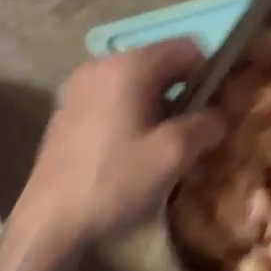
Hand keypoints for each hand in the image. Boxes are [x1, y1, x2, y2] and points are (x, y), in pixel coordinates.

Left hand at [15, 38, 226, 246]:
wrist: (49, 222)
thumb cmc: (114, 182)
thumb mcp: (173, 155)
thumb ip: (207, 125)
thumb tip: (222, 115)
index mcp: (127, 66)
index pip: (186, 47)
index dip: (211, 71)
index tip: (221, 105)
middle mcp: (100, 65)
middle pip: (160, 63)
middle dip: (186, 90)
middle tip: (199, 129)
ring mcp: (79, 88)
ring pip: (137, 83)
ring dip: (160, 105)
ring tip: (169, 144)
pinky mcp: (68, 111)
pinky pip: (114, 99)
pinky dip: (133, 114)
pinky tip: (134, 151)